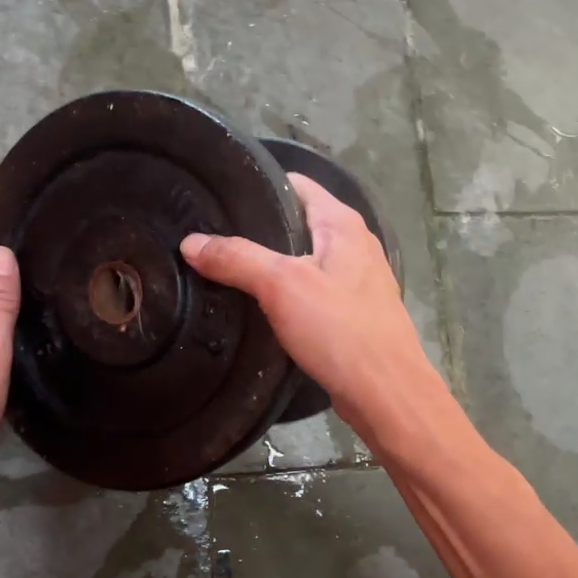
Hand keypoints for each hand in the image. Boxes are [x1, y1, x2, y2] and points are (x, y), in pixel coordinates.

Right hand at [180, 174, 439, 432]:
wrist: (386, 394)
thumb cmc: (340, 329)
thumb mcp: (282, 285)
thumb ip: (237, 258)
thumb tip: (191, 242)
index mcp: (343, 224)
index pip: (297, 184)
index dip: (259, 183)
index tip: (217, 196)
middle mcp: (354, 245)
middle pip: (296, 223)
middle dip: (257, 228)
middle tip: (209, 237)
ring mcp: (355, 283)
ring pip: (302, 261)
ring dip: (269, 266)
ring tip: (222, 270)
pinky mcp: (351, 316)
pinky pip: (309, 294)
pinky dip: (284, 296)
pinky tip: (256, 309)